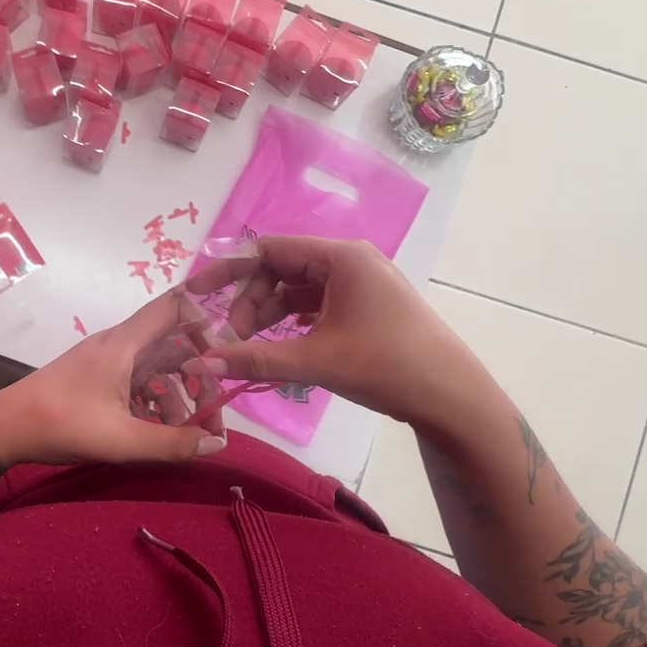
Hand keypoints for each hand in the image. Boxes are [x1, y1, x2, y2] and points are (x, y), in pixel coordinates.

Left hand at [0, 290, 228, 467]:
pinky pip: (137, 384)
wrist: (4, 428)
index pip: (176, 306)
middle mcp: (119, 345)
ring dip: (177, 399)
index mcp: (125, 344)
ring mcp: (106, 363)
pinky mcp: (96, 380)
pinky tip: (158, 434)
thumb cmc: (61, 424)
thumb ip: (172, 443)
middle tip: (215, 417)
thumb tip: (217, 444)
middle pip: (173, 346)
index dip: (208, 321)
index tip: (227, 356)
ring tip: (189, 436)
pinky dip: (154, 404)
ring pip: (156, 370)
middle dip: (199, 378)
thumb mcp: (122, 440)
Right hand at [182, 236, 492, 429]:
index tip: (196, 294)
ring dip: (269, 314)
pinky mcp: (366, 305)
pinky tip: (280, 344)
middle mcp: (350, 261)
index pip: (268, 250)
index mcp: (341, 258)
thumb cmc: (385, 367)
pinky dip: (292, 321)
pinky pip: (316, 303)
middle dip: (250, 301)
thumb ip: (253, 359)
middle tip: (232, 339)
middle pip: (281, 269)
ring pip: (297, 289)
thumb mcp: (314, 361)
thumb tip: (198, 364)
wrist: (450, 396)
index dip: (228, 271)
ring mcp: (361, 283)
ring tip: (249, 346)